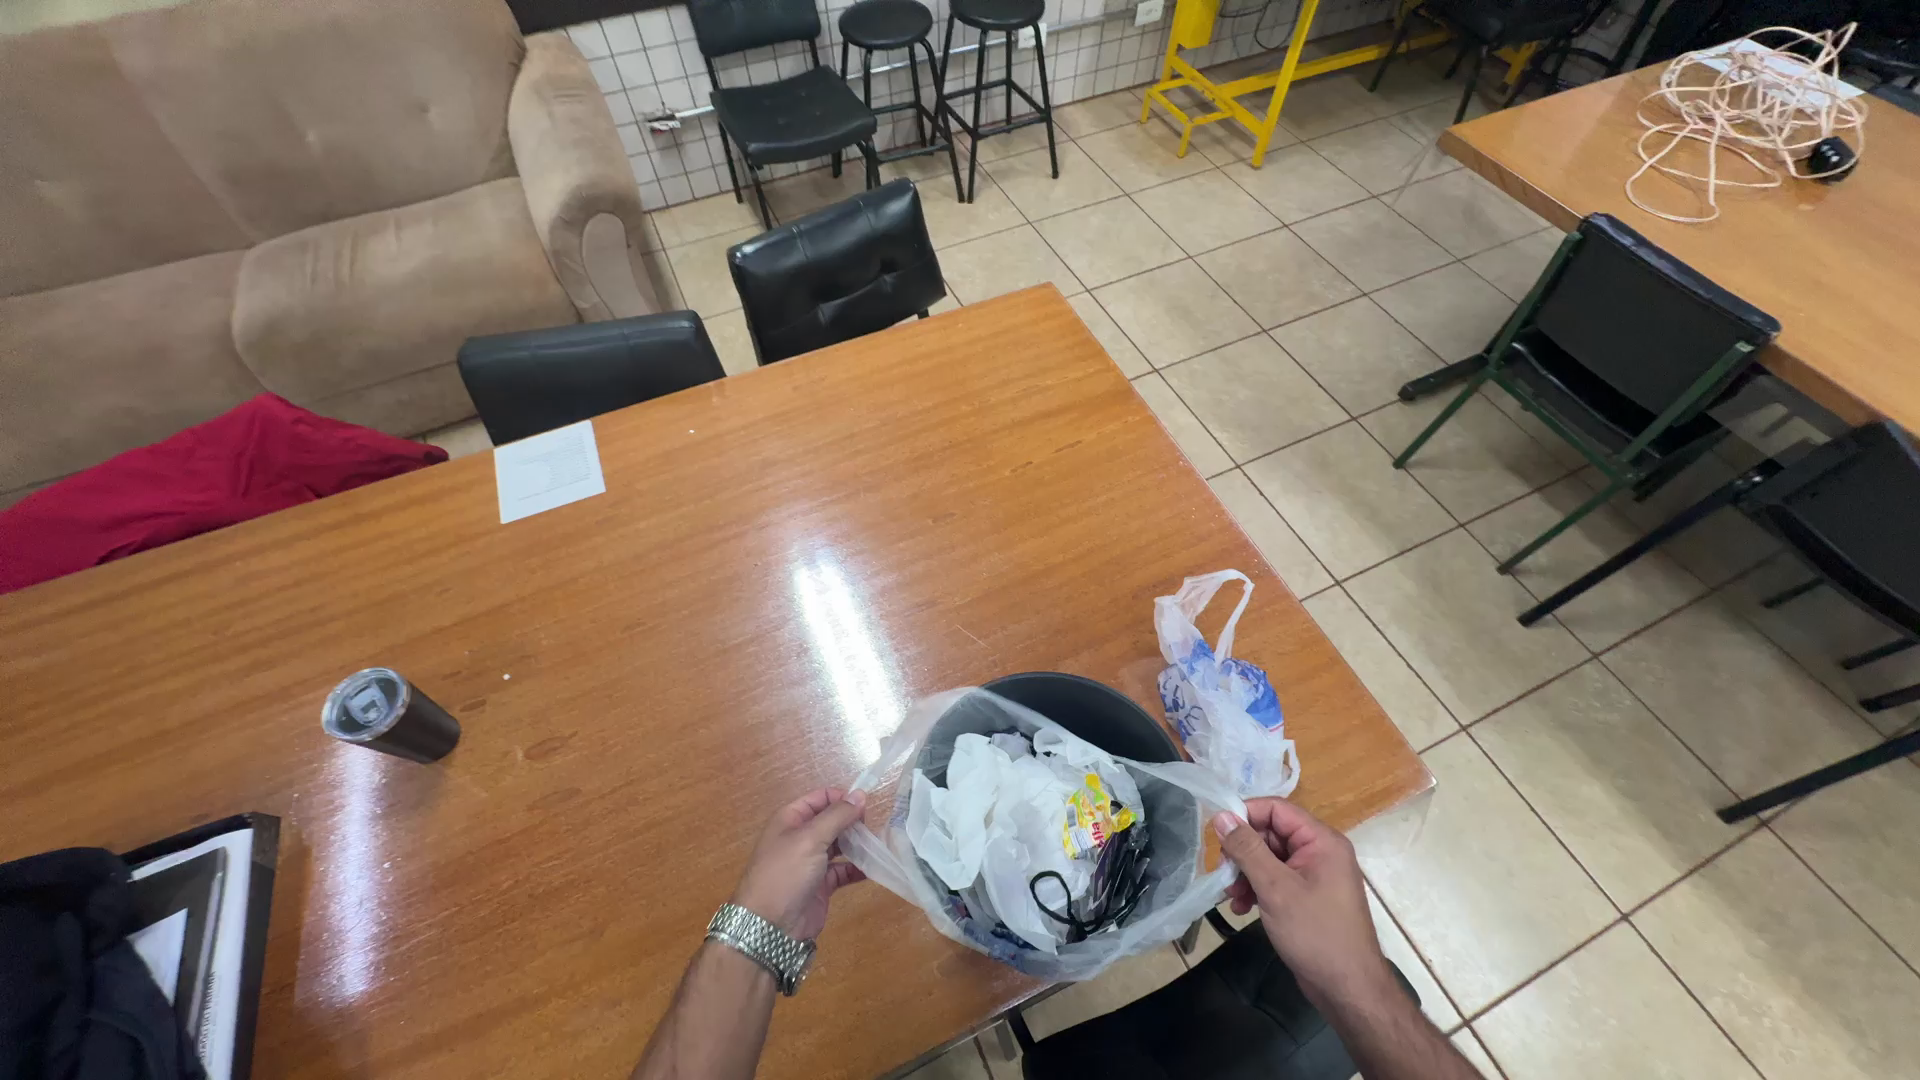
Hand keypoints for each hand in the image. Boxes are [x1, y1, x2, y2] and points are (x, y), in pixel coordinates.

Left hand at [731, 788, 868, 940]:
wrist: (770, 927)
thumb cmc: (786, 873)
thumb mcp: (810, 838)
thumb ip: (837, 815)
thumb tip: (860, 794)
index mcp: (791, 819)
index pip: (821, 798)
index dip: (842, 799)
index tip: (865, 807)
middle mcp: (800, 837)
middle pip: (832, 821)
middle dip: (852, 822)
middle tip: (871, 829)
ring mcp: (810, 862)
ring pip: (839, 845)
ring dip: (857, 844)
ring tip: (876, 847)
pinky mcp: (820, 885)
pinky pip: (842, 871)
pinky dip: (856, 869)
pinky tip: (872, 868)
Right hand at [1212, 798, 1392, 1007]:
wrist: (1349, 991)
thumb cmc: (1315, 933)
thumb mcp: (1275, 887)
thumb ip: (1247, 848)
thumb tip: (1221, 816)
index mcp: (1321, 841)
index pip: (1275, 809)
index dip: (1245, 816)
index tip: (1219, 836)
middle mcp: (1319, 852)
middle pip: (1269, 833)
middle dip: (1242, 851)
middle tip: (1223, 873)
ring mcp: (1314, 875)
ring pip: (1268, 857)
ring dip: (1245, 873)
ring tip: (1231, 896)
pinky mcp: (1307, 896)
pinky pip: (1275, 878)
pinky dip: (1256, 888)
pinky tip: (1241, 908)